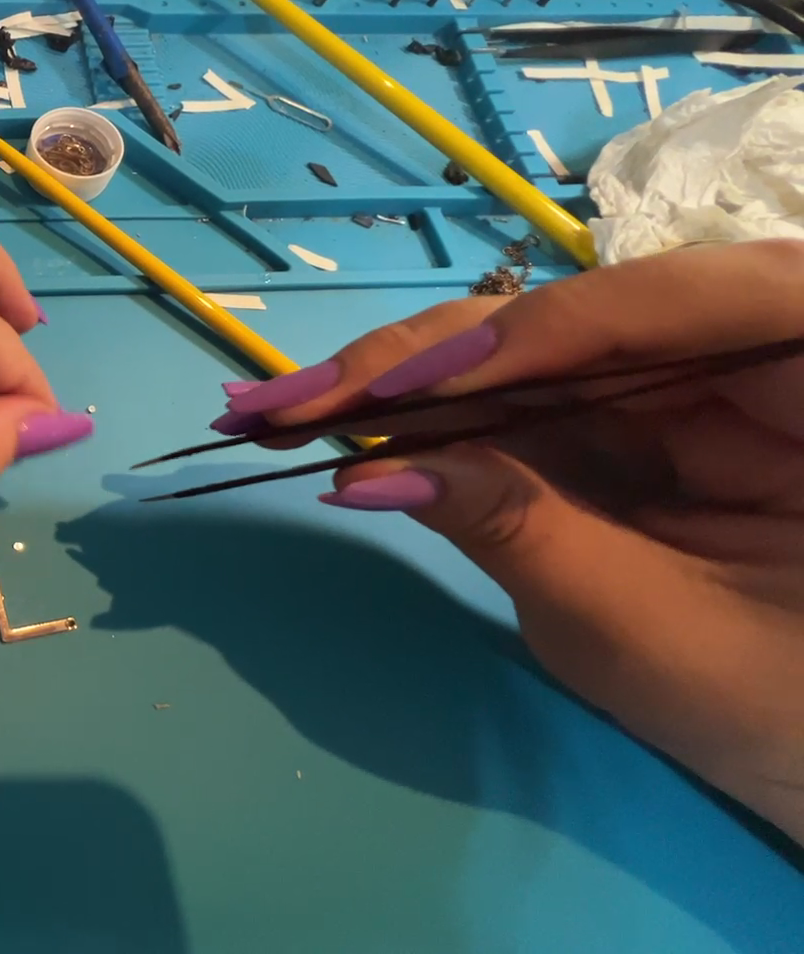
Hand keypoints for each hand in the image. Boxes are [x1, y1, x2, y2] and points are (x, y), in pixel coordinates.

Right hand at [215, 240, 803, 841]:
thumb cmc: (790, 716)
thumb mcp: (651, 633)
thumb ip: (517, 533)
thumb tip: (366, 474)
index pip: (686, 308)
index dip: (539, 332)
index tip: (409, 388)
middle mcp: (742, 360)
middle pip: (558, 322)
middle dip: (414, 361)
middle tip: (289, 402)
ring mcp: (656, 392)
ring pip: (500, 357)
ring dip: (379, 385)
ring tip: (272, 413)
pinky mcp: (595, 423)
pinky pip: (489, 404)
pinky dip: (401, 418)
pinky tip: (319, 421)